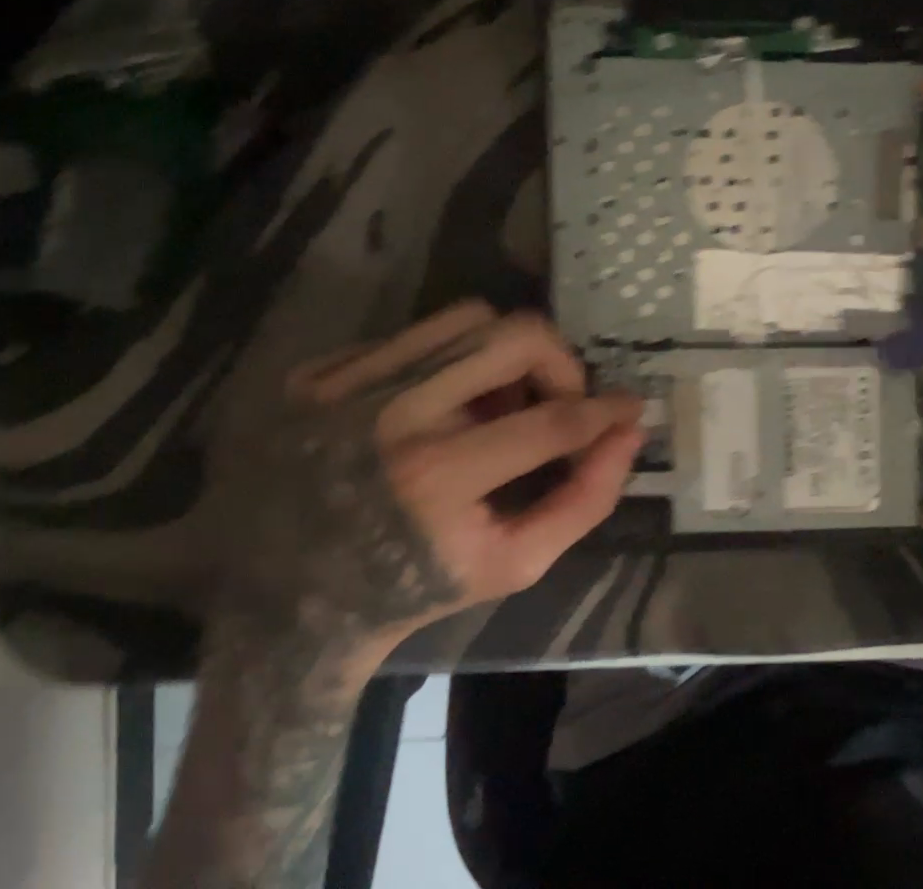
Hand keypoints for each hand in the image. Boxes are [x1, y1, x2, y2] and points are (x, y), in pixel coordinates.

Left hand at [223, 301, 643, 659]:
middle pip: (514, 336)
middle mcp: (392, 413)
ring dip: (505, 355)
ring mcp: (346, 383)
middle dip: (560, 365)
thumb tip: (629, 433)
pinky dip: (447, 363)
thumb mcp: (513, 564)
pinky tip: (439, 407)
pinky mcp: (317, 372)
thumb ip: (583, 500)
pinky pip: (412, 335)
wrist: (292, 603)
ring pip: (466, 318)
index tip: (631, 407)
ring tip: (497, 404)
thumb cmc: (413, 590)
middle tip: (559, 401)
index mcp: (438, 476)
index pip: (553, 420)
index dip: (606, 411)